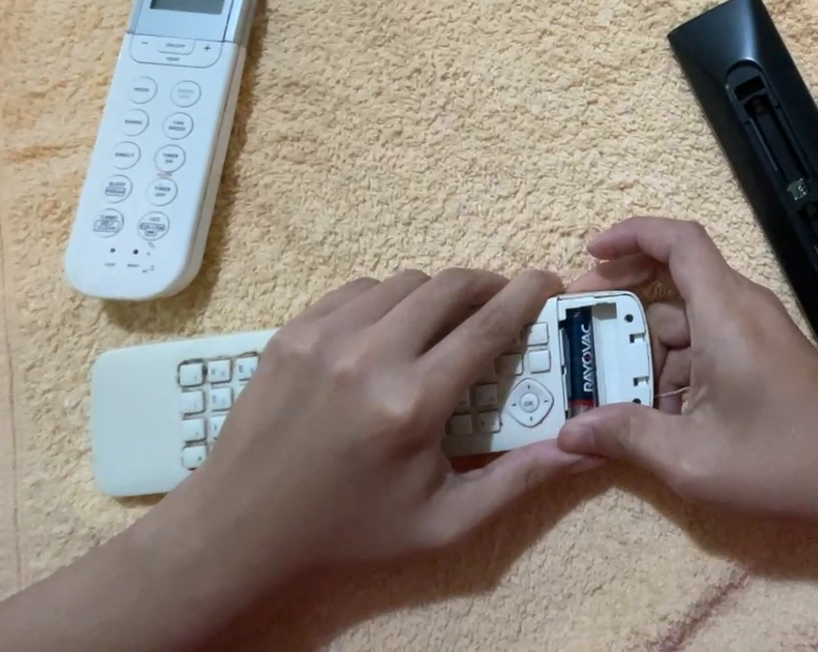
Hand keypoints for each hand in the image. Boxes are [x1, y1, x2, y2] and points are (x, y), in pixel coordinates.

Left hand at [157, 268, 597, 582]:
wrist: (230, 536)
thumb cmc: (350, 530)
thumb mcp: (444, 522)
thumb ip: (519, 480)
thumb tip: (587, 451)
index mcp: (413, 403)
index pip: (490, 323)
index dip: (529, 292)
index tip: (550, 280)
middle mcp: (370, 358)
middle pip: (452, 285)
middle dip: (489, 285)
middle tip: (500, 305)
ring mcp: (324, 338)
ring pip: (408, 280)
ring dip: (438, 294)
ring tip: (443, 323)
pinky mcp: (292, 331)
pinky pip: (362, 287)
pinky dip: (390, 298)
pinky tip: (390, 330)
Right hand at [556, 218, 817, 522]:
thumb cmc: (782, 459)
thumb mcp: (693, 458)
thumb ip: (627, 437)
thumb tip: (568, 431)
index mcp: (726, 312)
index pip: (680, 241)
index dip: (632, 234)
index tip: (590, 252)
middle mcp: (741, 307)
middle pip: (676, 279)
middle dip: (624, 298)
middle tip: (578, 326)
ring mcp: (755, 328)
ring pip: (688, 317)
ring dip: (647, 345)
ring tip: (603, 385)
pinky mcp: (762, 351)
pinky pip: (708, 340)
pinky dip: (675, 363)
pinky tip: (652, 409)